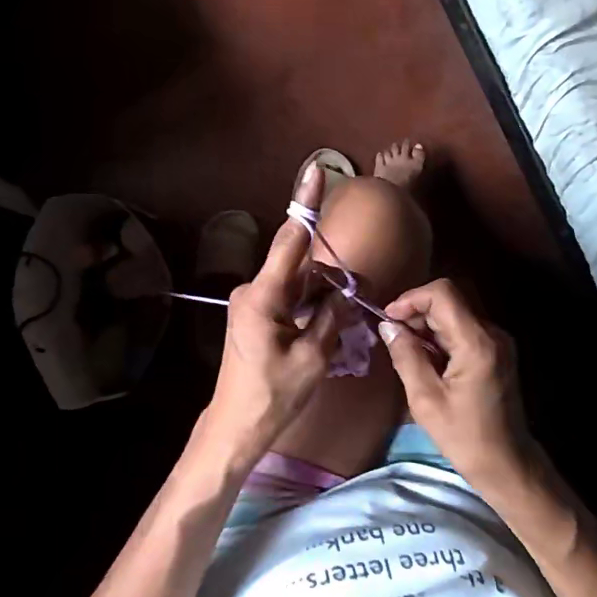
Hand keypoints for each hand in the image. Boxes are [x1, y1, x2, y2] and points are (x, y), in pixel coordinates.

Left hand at [191, 164, 338, 467]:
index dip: (305, 204)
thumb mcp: (313, 357)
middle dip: (331, 278)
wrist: (237, 426)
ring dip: (322, 296)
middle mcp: (253, 291)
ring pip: (298, 285)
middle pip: (302, 267)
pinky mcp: (255, 315)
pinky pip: (289, 298)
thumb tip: (347, 290)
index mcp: (263, 296)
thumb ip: (332, 316)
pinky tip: (327, 324)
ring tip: (345, 319)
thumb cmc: (273, 395)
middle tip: (360, 299)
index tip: (315, 170)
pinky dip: (310, 306)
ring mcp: (252, 303)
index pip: (290, 240)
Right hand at [379, 279, 528, 481]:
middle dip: (415, 311)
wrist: (507, 464)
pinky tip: (424, 358)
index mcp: (477, 343)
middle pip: (449, 300)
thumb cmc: (465, 437)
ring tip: (404, 349)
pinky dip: (439, 336)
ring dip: (426, 324)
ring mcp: (498, 342)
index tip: (388, 318)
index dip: (411, 298)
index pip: (443, 293)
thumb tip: (388, 325)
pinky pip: (463, 330)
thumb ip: (406, 356)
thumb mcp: (425, 399)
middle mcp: (492, 334)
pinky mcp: (496, 352)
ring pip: (455, 313)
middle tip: (391, 335)